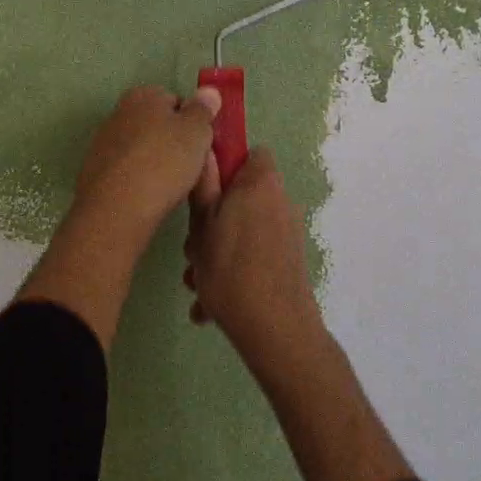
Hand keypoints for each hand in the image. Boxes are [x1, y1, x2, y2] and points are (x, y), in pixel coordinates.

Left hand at [71, 85, 221, 243]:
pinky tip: (147, 196)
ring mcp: (102, 142)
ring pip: (141, 148)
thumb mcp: (196, 132)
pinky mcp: (94, 170)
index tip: (201, 144)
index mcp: (143, 95)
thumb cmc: (164, 163)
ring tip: (170, 185)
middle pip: (156, 124)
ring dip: (154, 161)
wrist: (117, 207)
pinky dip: (137, 178)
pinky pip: (126, 170)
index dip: (192, 123)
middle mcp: (118, 112)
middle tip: (190, 166)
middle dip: (172, 142)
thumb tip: (208, 90)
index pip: (176, 101)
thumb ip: (203, 109)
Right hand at [183, 148, 322, 357]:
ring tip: (196, 282)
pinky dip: (233, 272)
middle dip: (212, 218)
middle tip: (191, 246)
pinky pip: (253, 256)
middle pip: (241, 196)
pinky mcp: (289, 262)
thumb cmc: (231, 270)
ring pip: (242, 231)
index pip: (250, 153)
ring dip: (217, 251)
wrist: (275, 331)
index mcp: (261, 184)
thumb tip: (206, 149)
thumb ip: (204, 184)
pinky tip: (210, 304)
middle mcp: (280, 202)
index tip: (202, 188)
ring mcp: (287, 234)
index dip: (225, 164)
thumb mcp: (202, 224)